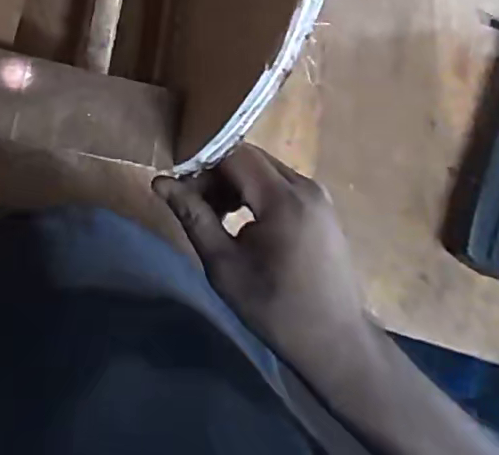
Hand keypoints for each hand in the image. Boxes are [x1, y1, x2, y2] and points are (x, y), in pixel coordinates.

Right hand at [153, 144, 375, 368]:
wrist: (337, 344)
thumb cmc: (277, 310)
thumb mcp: (225, 266)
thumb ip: (193, 217)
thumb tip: (161, 183)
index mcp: (283, 199)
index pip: (234, 155)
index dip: (203, 167)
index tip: (183, 192)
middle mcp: (305, 186)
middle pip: (249, 158)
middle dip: (218, 176)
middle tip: (197, 206)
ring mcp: (317, 194)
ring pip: (264, 168)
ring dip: (236, 184)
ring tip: (217, 218)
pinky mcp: (322, 206)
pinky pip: (280, 182)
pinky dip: (256, 192)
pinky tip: (245, 223)